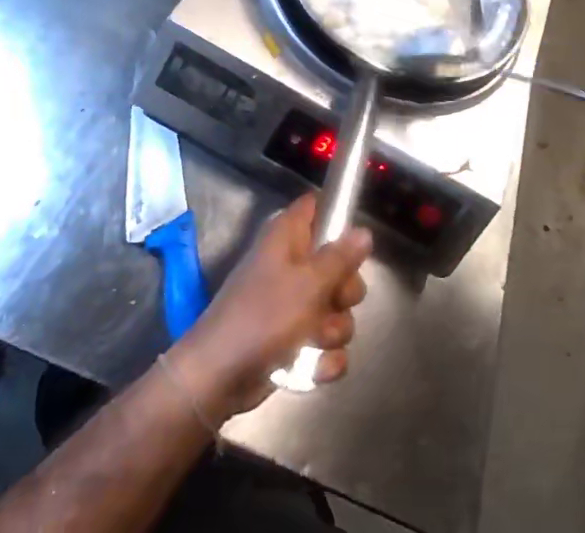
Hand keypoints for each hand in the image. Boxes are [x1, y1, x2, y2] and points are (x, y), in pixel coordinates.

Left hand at [166, 195, 371, 421]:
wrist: (219, 377)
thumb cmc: (262, 317)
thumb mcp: (308, 284)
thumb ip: (340, 258)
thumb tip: (364, 231)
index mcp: (286, 237)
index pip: (315, 206)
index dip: (337, 215)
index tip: (356, 237)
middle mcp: (290, 265)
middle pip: (339, 264)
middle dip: (346, 292)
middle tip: (336, 301)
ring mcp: (291, 304)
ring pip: (336, 309)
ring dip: (334, 330)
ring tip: (315, 341)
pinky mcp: (293, 340)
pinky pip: (326, 344)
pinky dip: (323, 359)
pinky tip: (314, 369)